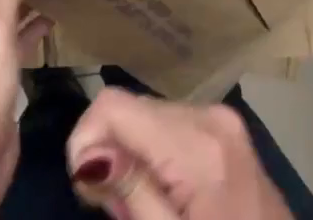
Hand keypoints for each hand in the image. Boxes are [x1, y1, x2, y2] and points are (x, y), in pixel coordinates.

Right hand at [66, 87, 293, 219]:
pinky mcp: (228, 130)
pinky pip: (170, 126)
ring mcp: (223, 120)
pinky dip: (154, 153)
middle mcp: (210, 116)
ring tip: (145, 207)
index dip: (85, 140)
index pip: (112, 104)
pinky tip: (167, 194)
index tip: (88, 191)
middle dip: (109, 154)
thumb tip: (88, 151)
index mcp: (197, 144)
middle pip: (129, 109)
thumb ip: (130, 190)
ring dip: (131, 155)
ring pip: (146, 116)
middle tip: (120, 211)